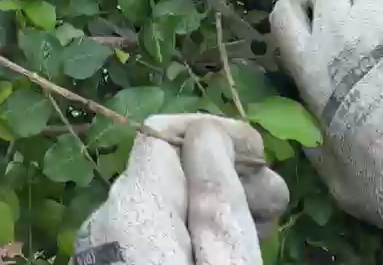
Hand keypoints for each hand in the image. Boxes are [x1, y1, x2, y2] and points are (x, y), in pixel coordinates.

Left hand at [74, 114, 289, 264]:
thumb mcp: (225, 253)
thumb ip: (215, 189)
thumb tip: (209, 133)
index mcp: (130, 206)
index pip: (161, 130)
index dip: (215, 131)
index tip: (261, 151)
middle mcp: (106, 220)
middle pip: (166, 168)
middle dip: (223, 169)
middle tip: (276, 196)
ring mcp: (106, 252)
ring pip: (163, 203)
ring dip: (213, 199)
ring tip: (264, 221)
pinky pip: (155, 233)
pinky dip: (193, 229)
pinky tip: (228, 245)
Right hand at [270, 0, 382, 264]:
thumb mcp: (338, 176)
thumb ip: (320, 145)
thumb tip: (313, 137)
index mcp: (311, 63)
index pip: (284, 13)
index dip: (298, 15)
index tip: (312, 28)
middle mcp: (341, 27)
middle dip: (338, 4)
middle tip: (355, 33)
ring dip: (377, 9)